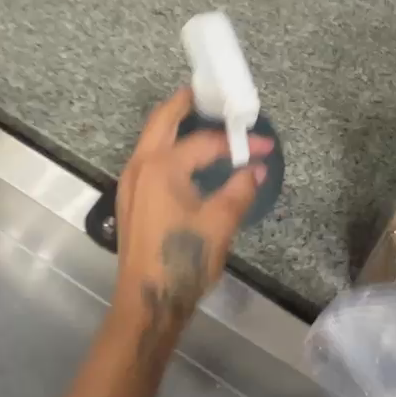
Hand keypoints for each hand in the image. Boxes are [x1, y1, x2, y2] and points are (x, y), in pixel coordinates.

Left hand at [112, 88, 270, 350]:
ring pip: (152, 138)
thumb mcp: (220, 223)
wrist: (147, 303)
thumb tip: (256, 167)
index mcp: (161, 167)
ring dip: (174, 124)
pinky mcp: (131, 198)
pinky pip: (149, 157)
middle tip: (209, 93)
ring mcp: (130, 182)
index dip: (237, 140)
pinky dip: (169, 145)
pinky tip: (188, 157)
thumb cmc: (183, 261)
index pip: (205, 141)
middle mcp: (140, 165)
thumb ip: (239, 189)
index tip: (264, 144)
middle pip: (162, 119)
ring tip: (202, 119)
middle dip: (185, 103)